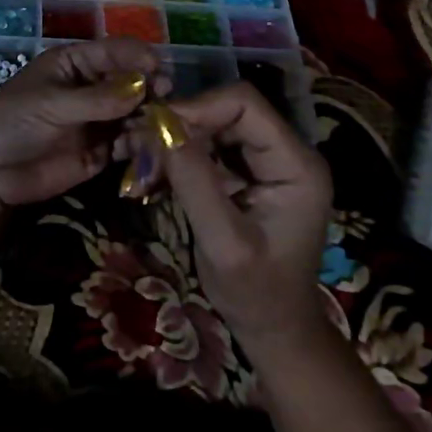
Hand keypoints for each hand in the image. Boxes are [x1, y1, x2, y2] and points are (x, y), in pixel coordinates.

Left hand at [0, 38, 159, 207]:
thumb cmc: (11, 120)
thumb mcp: (51, 104)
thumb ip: (96, 99)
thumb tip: (142, 88)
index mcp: (75, 63)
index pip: (114, 52)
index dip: (138, 58)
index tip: (158, 70)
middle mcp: (92, 87)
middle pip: (133, 83)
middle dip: (151, 90)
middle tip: (166, 101)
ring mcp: (98, 120)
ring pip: (136, 114)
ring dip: (151, 120)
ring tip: (161, 128)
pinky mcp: (101, 152)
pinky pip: (131, 145)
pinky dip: (143, 147)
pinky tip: (149, 151)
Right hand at [151, 84, 334, 343]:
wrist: (272, 325)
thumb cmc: (257, 292)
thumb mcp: (224, 242)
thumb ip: (195, 182)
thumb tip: (160, 128)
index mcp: (295, 165)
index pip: (244, 105)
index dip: (197, 107)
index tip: (154, 130)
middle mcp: (282, 152)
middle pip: (222, 110)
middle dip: (177, 125)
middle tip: (135, 148)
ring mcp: (261, 161)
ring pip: (206, 125)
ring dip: (169, 141)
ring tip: (136, 164)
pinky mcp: (240, 172)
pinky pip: (201, 146)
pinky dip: (172, 156)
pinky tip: (147, 177)